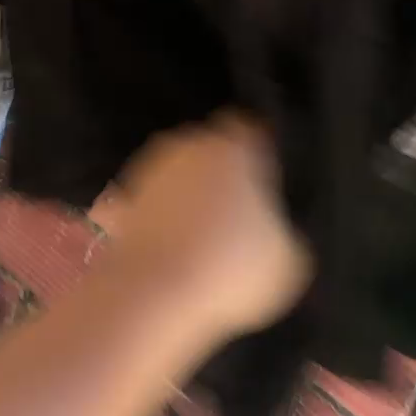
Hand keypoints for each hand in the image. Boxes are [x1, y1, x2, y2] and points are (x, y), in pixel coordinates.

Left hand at [98, 113, 309, 337]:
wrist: (154, 286)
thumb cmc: (231, 266)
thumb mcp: (291, 255)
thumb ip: (284, 223)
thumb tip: (274, 219)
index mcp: (230, 148)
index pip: (250, 129)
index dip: (261, 147)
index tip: (272, 171)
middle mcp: (185, 144)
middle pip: (211, 145)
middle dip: (225, 168)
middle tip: (243, 204)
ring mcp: (149, 164)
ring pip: (180, 167)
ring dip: (191, 187)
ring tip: (207, 227)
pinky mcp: (124, 189)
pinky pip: (155, 193)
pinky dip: (164, 208)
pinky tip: (176, 236)